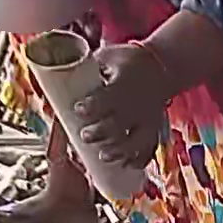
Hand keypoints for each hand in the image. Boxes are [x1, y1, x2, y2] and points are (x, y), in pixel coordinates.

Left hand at [74, 42, 169, 167]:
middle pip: (119, 124)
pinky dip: (140, 159)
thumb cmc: (128, 61)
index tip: (78, 110)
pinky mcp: (154, 130)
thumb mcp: (109, 57)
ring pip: (137, 141)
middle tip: (85, 136)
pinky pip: (149, 148)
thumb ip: (90, 69)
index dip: (92, 106)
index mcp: (125, 86)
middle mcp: (138, 106)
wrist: (160, 68)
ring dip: (120, 151)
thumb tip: (61, 79)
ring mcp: (148, 121)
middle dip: (102, 132)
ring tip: (104, 156)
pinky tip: (128, 165)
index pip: (107, 98)